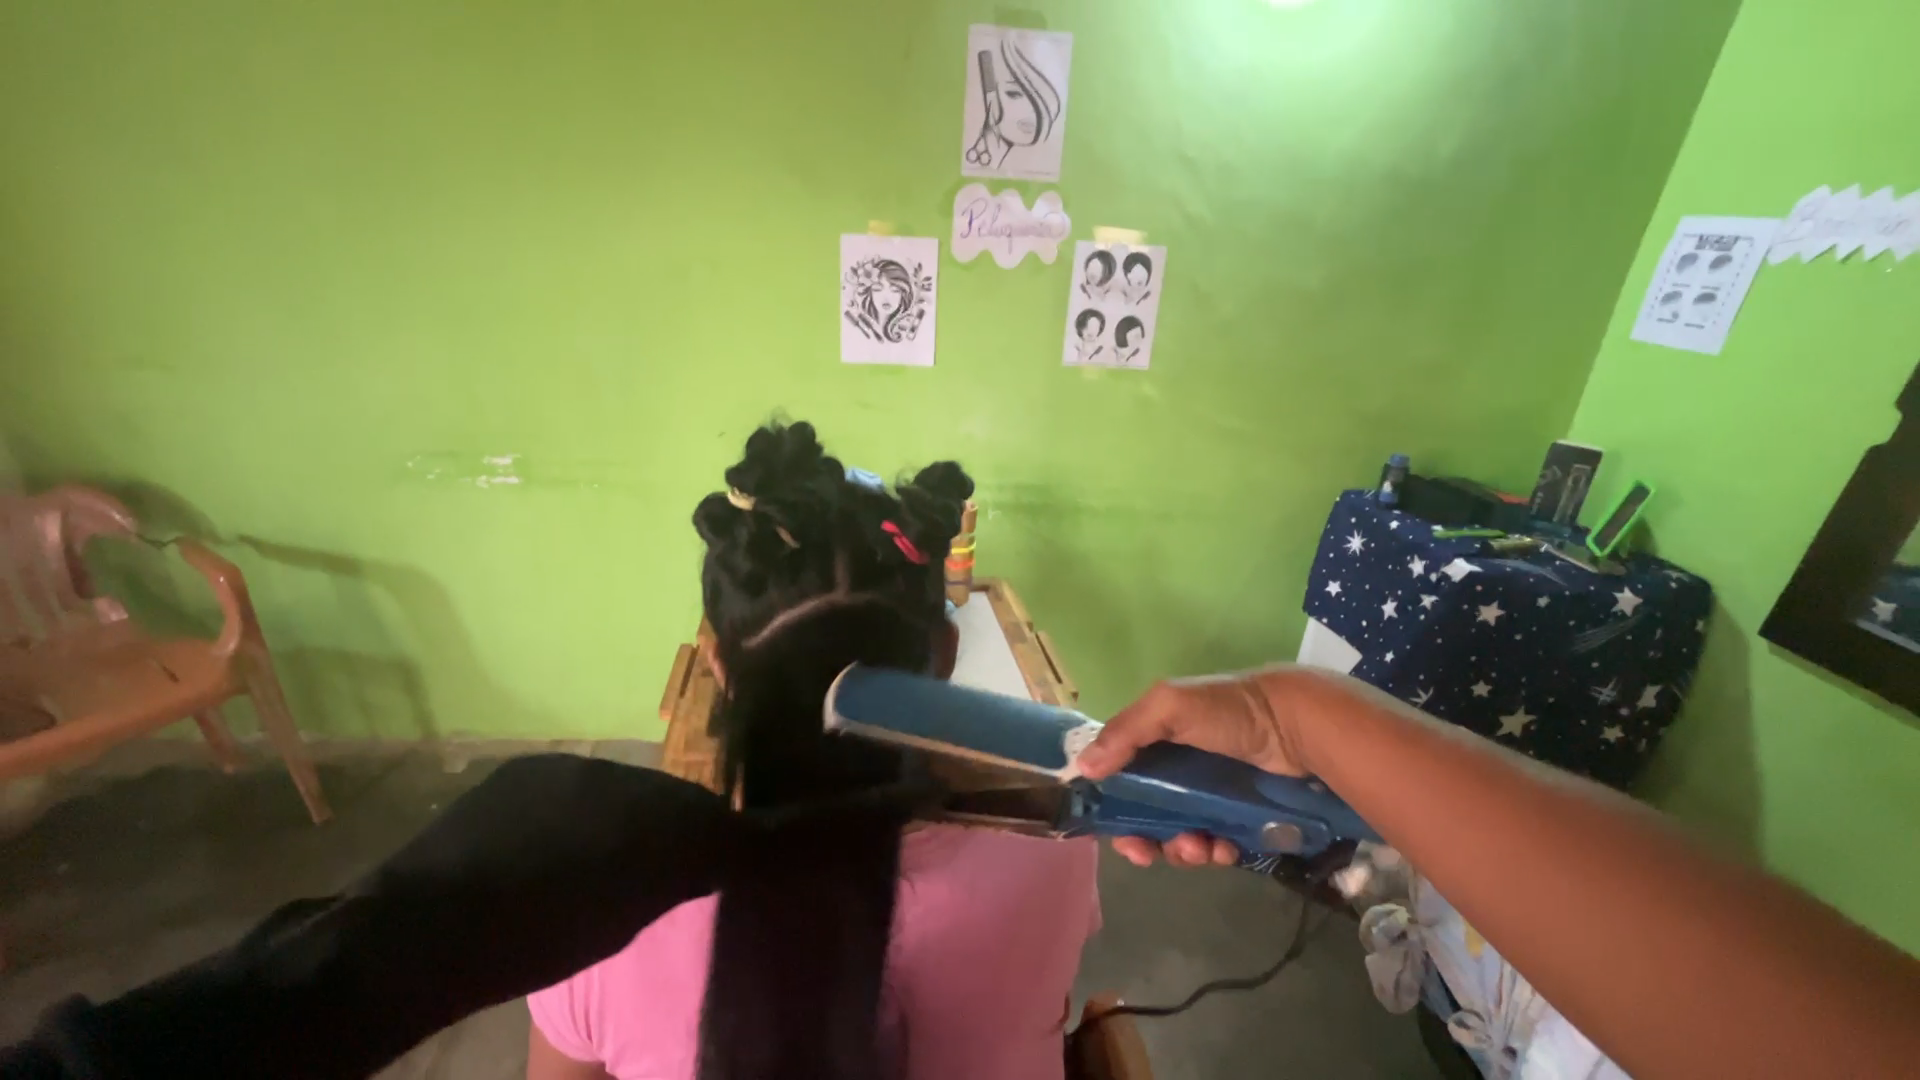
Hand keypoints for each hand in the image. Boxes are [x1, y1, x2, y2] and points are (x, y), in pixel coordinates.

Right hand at [1075, 669, 1311, 868]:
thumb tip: (1082, 768)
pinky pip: (1214, 844)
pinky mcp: (1236, 814)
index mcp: (1153, 740)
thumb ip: (1125, 733)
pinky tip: (1225, 848)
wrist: (1295, 725)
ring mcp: (1206, 794)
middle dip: (1145, 839)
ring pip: (1178, 835)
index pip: (1120, 779)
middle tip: (1151, 852)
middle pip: (1145, 816)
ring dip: (1180, 850)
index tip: (1117, 833)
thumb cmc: (1227, 712)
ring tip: (1199, 847)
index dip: (1113, 809)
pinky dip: (1214, 852)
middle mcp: (1174, 768)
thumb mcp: (1169, 707)